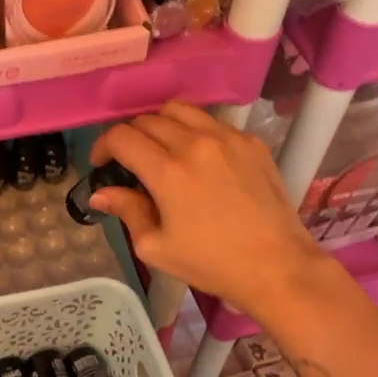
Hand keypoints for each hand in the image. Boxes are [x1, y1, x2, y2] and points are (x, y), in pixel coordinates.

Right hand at [89, 102, 339, 318]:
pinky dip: (194, 131)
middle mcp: (195, 143)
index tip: (101, 165)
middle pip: (147, 120)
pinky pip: (212, 122)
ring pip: (180, 110)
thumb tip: (102, 193)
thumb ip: (128, 211)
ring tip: (161, 150)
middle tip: (129, 163)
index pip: (121, 137)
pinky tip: (197, 159)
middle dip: (129, 138)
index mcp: (167, 171)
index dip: (103, 147)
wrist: (275, 265)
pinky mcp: (251, 142)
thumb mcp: (156, 247)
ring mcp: (227, 138)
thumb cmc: (210, 263)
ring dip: (160, 125)